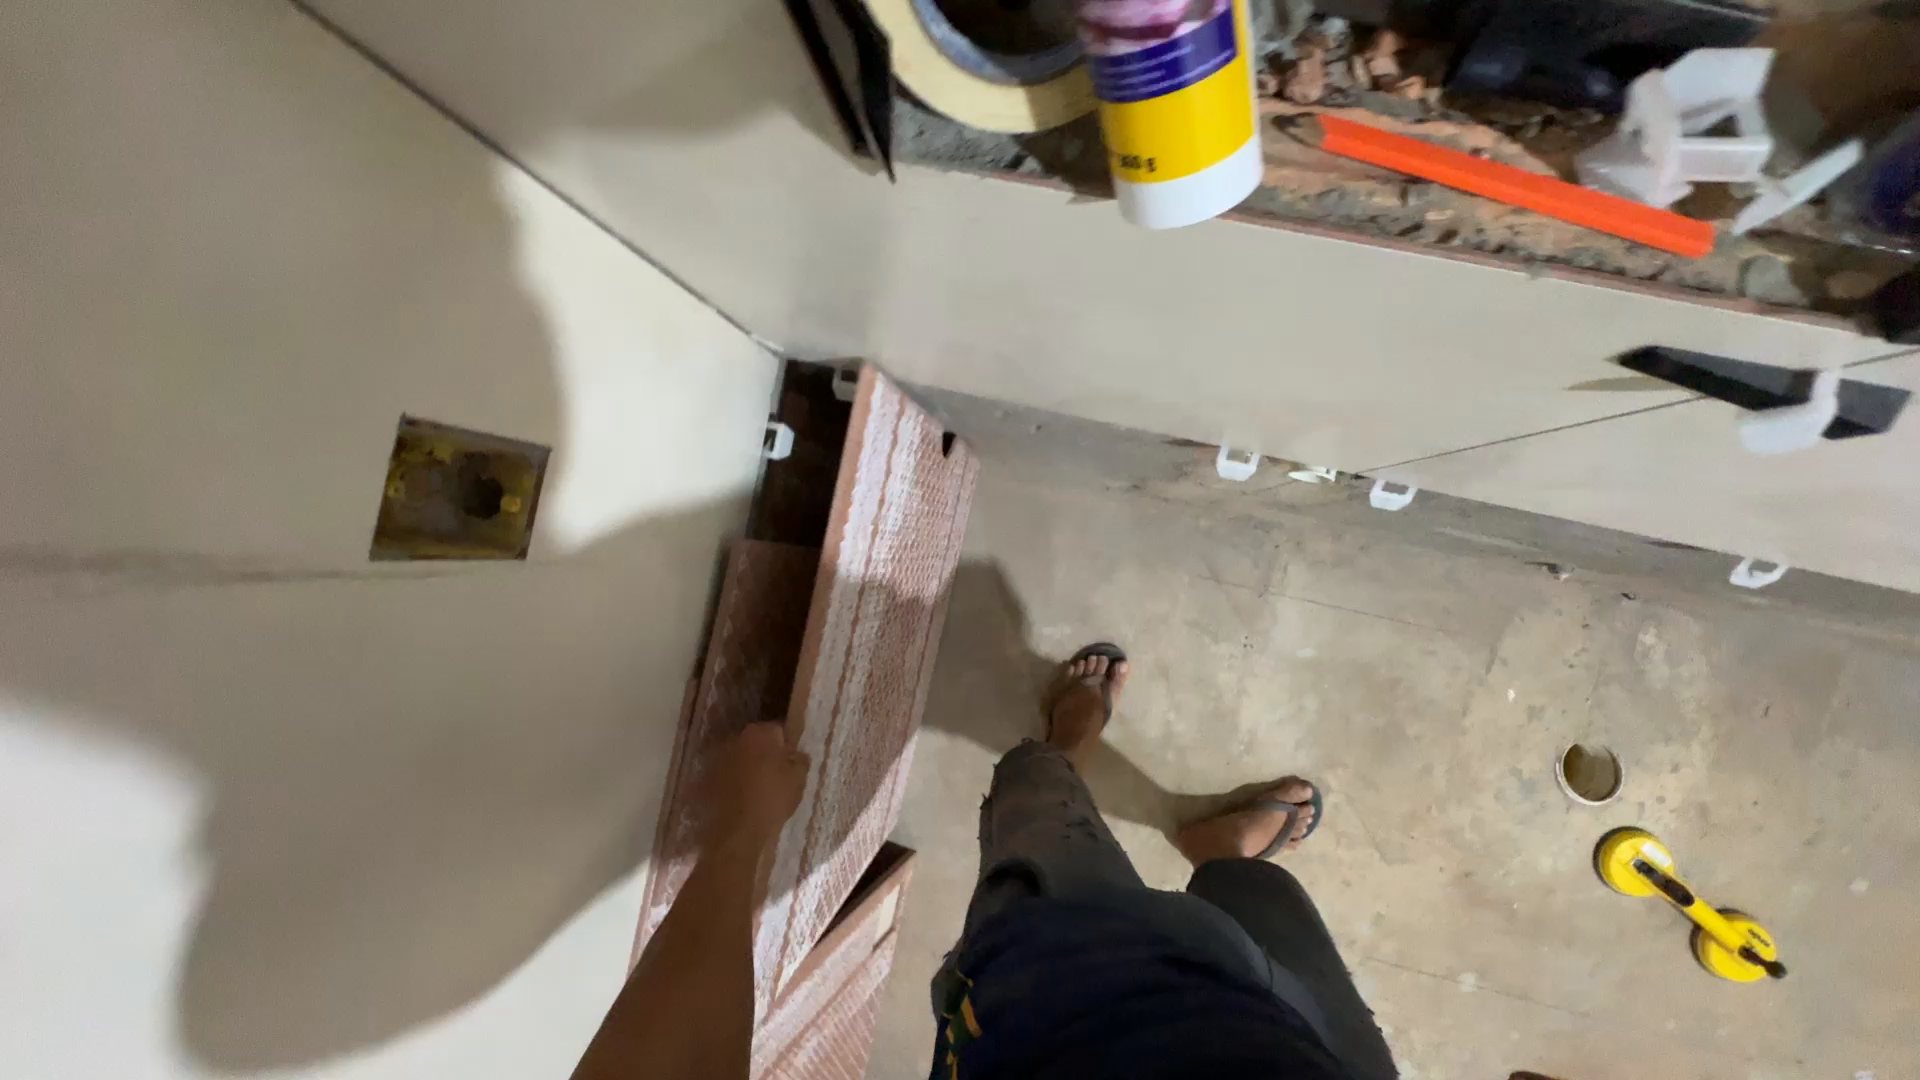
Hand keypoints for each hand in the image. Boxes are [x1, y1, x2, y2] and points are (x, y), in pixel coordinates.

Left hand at [698, 722, 808, 851]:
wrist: (737, 834)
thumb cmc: (773, 799)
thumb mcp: (799, 778)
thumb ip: (799, 759)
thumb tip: (795, 753)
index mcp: (759, 733)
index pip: (778, 730)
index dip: (786, 745)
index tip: (791, 760)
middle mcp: (734, 739)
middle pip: (755, 742)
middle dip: (764, 754)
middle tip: (776, 774)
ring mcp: (716, 760)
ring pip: (738, 759)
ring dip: (746, 768)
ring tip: (758, 789)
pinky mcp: (704, 782)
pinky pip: (725, 778)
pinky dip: (732, 784)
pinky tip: (741, 800)